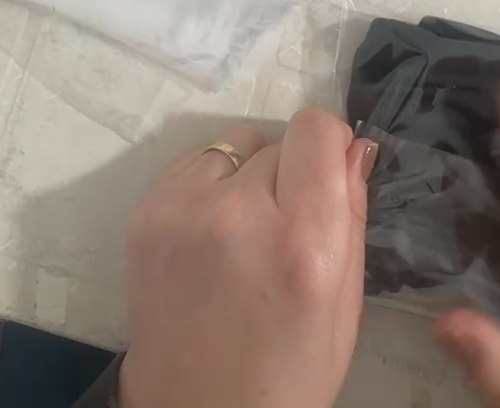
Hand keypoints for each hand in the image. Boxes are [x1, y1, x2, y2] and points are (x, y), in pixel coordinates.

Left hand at [120, 109, 376, 407]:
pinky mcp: (147, 210)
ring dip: (246, 174)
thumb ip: (352, 214)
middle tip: (282, 227)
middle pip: (278, 140)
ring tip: (242, 230)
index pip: (314, 128)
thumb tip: (352, 146)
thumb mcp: (345, 306)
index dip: (328, 144)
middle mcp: (238, 213)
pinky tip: (210, 235)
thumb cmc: (287, 371)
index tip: (327, 172)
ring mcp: (183, 208)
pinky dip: (210, 186)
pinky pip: (195, 162)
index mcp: (302, 242)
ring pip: (235, 144)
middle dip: (290, 172)